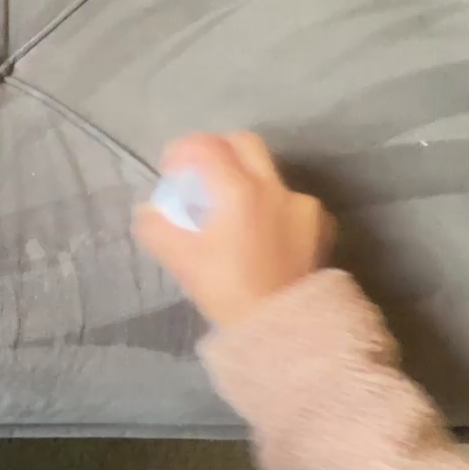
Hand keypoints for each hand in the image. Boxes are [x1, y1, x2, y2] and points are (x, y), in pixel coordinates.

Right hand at [132, 131, 333, 328]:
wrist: (283, 326)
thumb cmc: (226, 289)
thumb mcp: (179, 260)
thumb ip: (155, 228)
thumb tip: (148, 212)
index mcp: (237, 190)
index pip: (205, 146)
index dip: (182, 149)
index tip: (171, 167)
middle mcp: (273, 187)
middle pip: (243, 143)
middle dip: (217, 150)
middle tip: (201, 175)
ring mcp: (301, 203)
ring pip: (268, 173)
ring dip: (245, 180)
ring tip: (232, 212)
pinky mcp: (320, 223)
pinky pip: (290, 201)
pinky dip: (272, 206)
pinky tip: (262, 233)